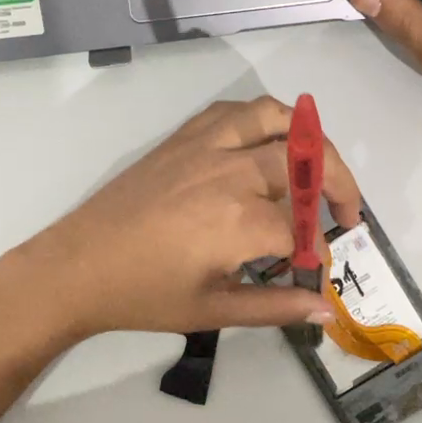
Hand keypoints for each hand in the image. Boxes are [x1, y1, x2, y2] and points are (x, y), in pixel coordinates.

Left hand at [10, 97, 363, 337]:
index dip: (315, 254)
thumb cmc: (142, 296)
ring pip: (275, 118)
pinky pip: (233, 111)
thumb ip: (275, 307)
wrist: (77, 267)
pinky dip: (262, 119)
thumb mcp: (212, 310)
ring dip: (307, 137)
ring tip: (316, 166)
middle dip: (338, 187)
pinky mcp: (181, 138)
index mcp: (239, 221)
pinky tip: (265, 145)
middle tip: (344, 215)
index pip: (301, 231)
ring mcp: (204, 148)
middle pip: (307, 162)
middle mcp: (230, 172)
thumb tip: (326, 310)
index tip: (311, 274)